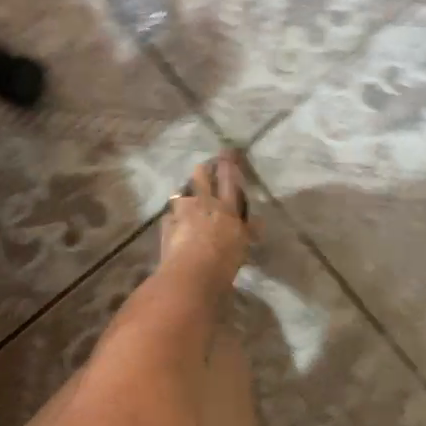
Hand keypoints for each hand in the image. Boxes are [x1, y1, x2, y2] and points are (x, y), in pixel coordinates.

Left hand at [161, 151, 252, 284]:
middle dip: (203, 170)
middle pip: (201, 178)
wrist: (192, 273)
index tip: (227, 152)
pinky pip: (169, 216)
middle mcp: (204, 204)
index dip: (228, 164)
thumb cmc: (224, 261)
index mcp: (226, 208)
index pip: (229, 179)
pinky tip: (173, 223)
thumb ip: (248, 231)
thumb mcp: (242, 246)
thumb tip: (258, 223)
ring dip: (184, 194)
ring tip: (184, 196)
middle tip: (203, 167)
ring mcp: (183, 212)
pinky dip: (172, 218)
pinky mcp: (167, 225)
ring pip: (182, 194)